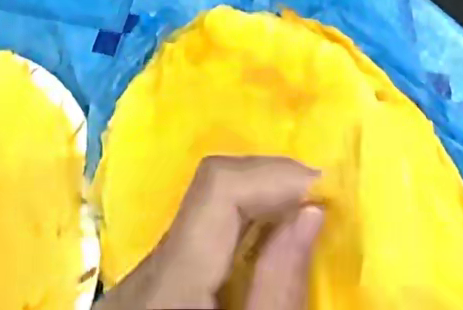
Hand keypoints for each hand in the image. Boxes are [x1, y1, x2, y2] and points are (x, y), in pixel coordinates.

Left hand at [95, 155, 324, 309]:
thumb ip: (277, 288)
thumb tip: (310, 210)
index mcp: (167, 278)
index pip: (216, 185)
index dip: (273, 173)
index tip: (324, 186)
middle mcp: (144, 263)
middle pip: (208, 190)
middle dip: (269, 184)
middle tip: (322, 198)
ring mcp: (137, 274)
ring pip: (202, 210)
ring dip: (255, 204)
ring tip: (302, 213)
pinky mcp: (144, 286)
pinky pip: (194, 236)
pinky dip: (235, 231)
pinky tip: (264, 244)